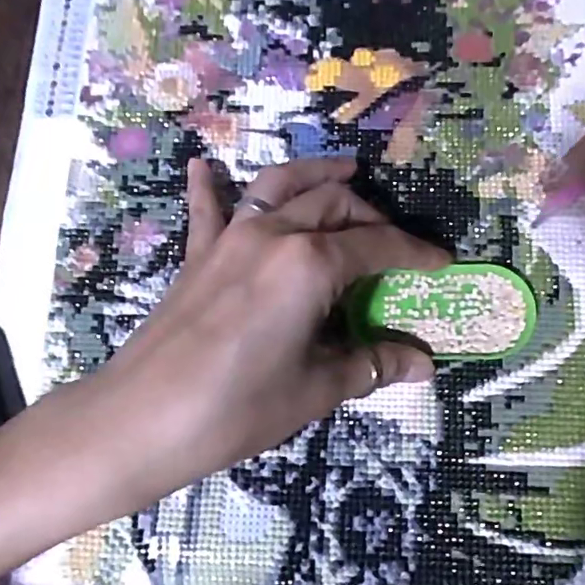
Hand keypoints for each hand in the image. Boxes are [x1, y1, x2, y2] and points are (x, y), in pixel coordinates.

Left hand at [84, 157, 450, 500]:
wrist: (141, 419)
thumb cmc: (238, 407)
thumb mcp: (316, 388)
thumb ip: (372, 364)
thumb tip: (423, 363)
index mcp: (309, 264)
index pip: (377, 246)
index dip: (415, 253)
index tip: (442, 263)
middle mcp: (272, 234)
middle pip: (332, 204)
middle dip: (371, 215)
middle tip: (393, 242)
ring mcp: (229, 239)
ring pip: (279, 187)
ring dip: (315, 174)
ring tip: (344, 170)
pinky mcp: (197, 256)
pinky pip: (208, 211)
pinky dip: (210, 186)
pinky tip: (201, 165)